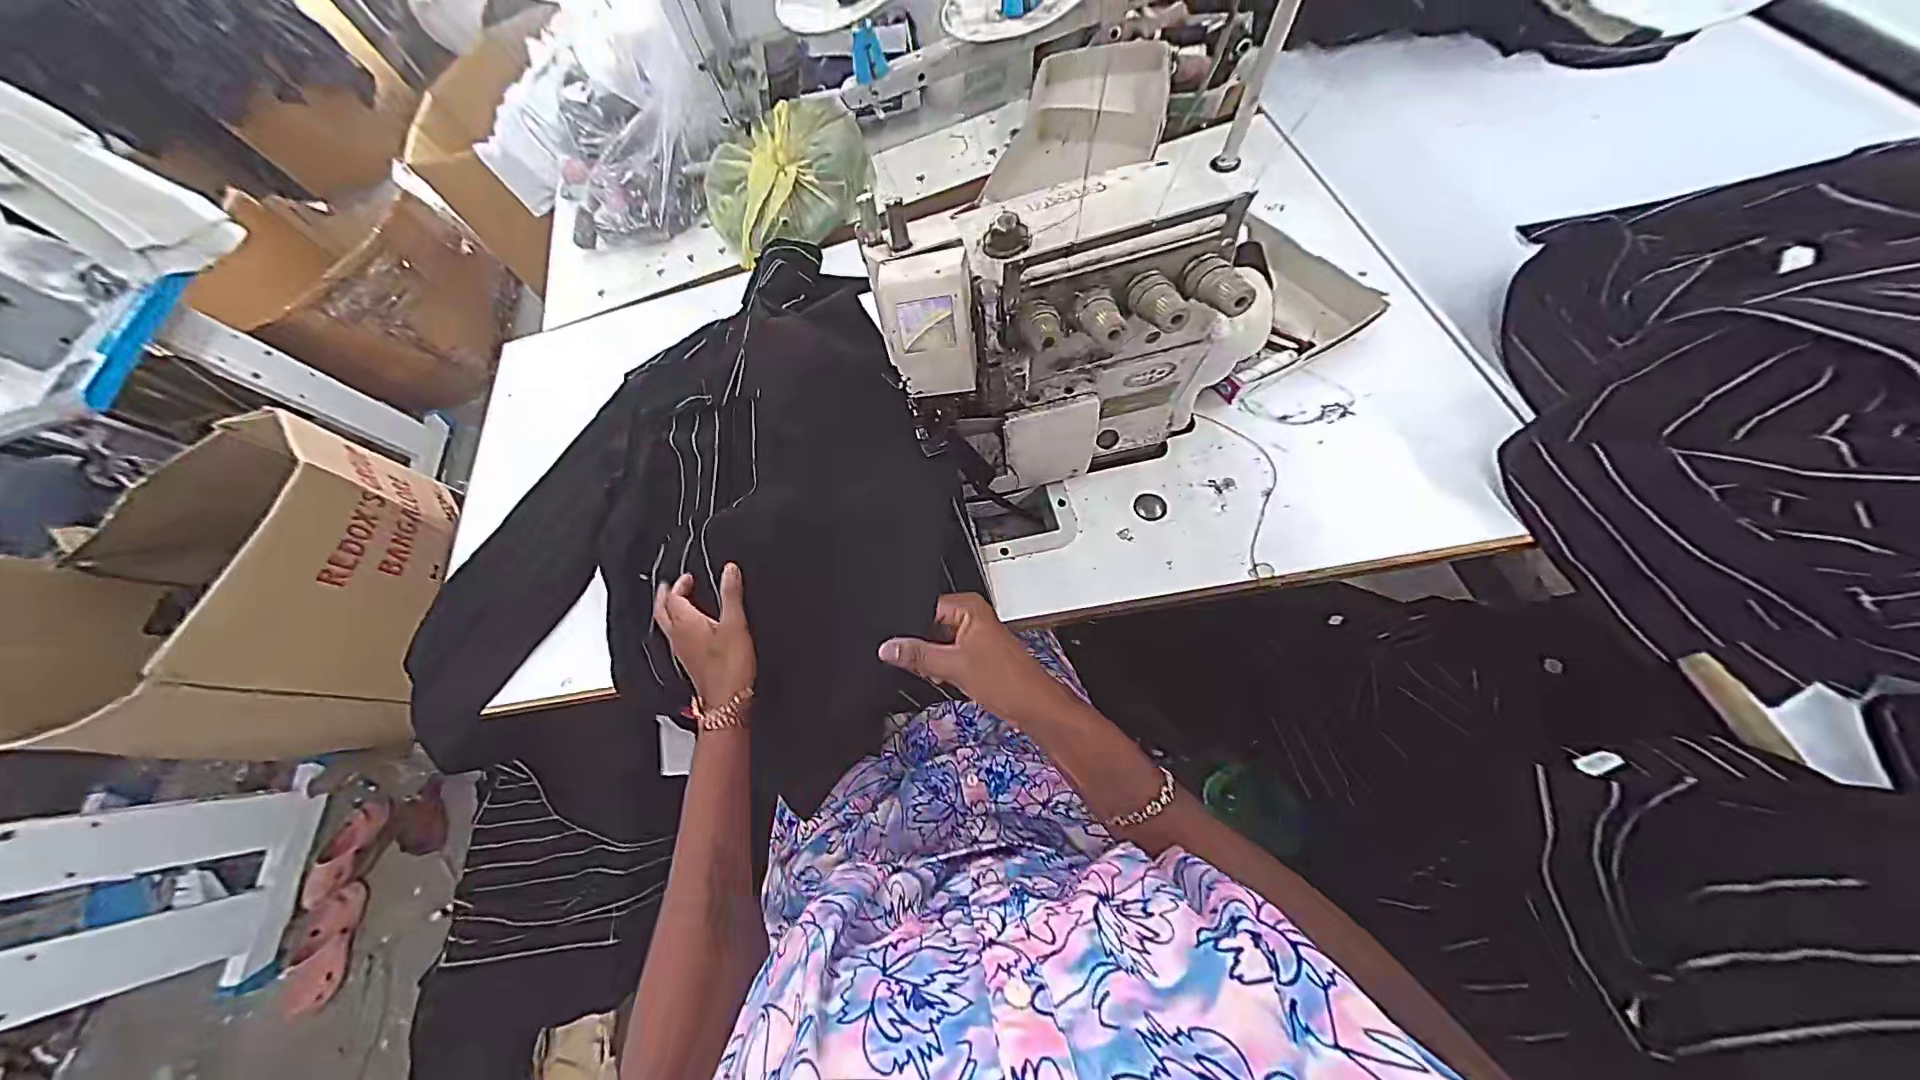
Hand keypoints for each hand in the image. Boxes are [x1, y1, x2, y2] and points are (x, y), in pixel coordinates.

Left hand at [654, 563, 755, 708]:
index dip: (679, 584)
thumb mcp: (736, 623)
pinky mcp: (688, 661)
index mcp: (686, 623)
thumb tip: (729, 570)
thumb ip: (732, 594)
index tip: (688, 577)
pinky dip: (679, 626)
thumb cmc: (729, 666)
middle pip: (662, 611)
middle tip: (669, 586)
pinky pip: (676, 638)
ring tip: (677, 603)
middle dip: (665, 596)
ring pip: (666, 625)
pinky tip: (690, 630)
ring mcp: (681, 650)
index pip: (673, 597)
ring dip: (669, 611)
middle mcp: (678, 636)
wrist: (726, 699)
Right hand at [878, 593, 1072, 718]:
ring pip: (937, 643)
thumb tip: (889, 648)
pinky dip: (944, 667)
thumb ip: (916, 655)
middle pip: (928, 626)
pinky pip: (947, 655)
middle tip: (927, 665)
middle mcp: (972, 615)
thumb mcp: (952, 666)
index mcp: (968, 606)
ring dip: (933, 660)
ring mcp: (975, 634)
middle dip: (922, 648)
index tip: (898, 647)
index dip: (909, 630)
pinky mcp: (976, 652)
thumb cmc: (1009, 681)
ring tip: (945, 673)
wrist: (1033, 706)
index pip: (923, 608)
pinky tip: (950, 678)